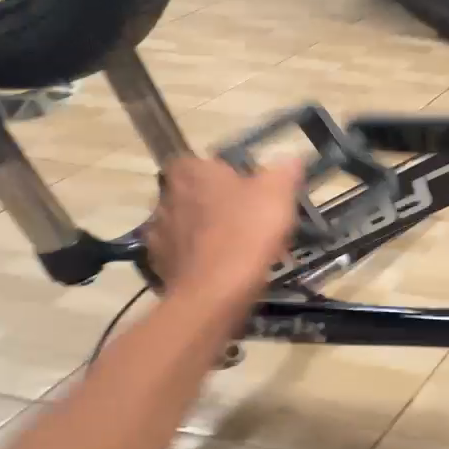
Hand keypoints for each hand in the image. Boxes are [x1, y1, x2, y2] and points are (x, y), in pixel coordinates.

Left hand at [144, 156, 303, 307]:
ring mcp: (159, 231)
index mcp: (193, 174)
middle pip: (189, 191)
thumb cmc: (248, 232)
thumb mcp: (279, 193)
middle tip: (244, 211)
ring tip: (235, 240)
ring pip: (182, 220)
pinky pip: (180, 249)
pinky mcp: (159, 261)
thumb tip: (290, 158)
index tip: (239, 182)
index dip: (216, 169)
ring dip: (202, 226)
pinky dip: (197, 253)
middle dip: (211, 198)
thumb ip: (284, 171)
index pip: (193, 160)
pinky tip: (221, 262)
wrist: (216, 290)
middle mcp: (168, 197)